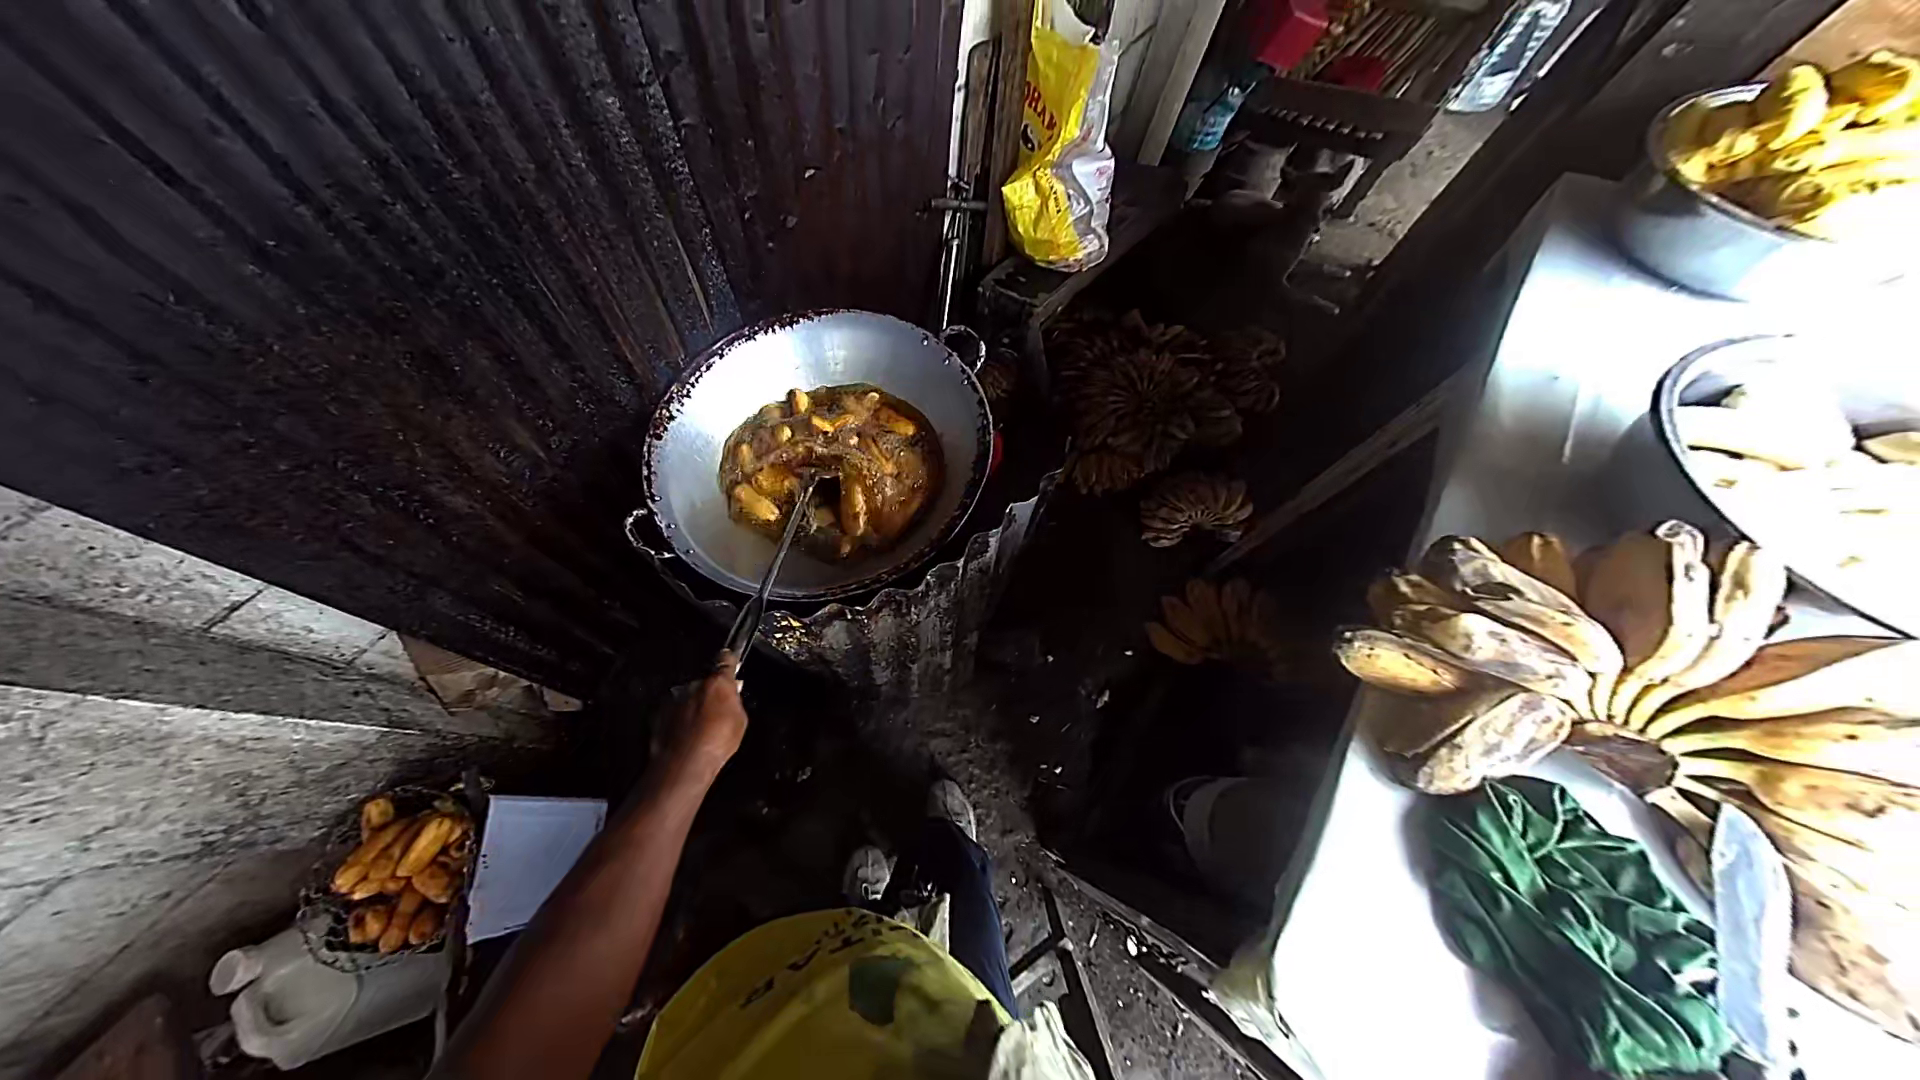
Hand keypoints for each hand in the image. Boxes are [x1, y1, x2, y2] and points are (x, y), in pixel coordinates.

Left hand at [653, 652, 748, 777]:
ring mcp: (675, 698)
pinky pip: (673, 711)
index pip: (725, 660)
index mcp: (718, 682)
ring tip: (700, 728)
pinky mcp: (659, 714)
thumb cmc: (715, 743)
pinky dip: (678, 718)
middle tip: (717, 711)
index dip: (729, 660)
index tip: (729, 659)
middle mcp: (694, 685)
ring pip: (688, 696)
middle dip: (710, 693)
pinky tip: (686, 735)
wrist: (684, 763)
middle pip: (705, 682)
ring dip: (693, 706)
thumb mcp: (741, 721)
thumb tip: (733, 697)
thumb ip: (736, 702)